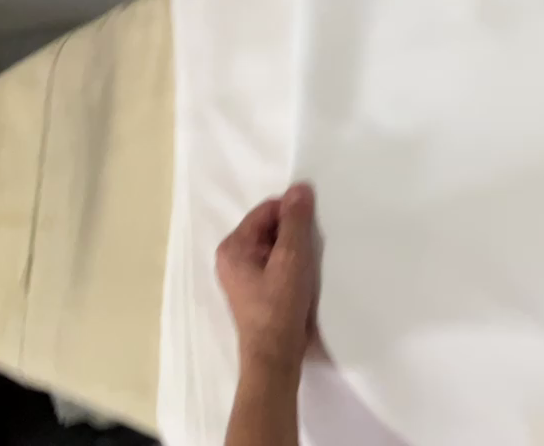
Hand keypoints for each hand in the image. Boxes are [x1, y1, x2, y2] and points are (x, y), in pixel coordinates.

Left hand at [216, 183, 320, 373]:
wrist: (275, 357)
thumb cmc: (280, 306)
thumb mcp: (292, 258)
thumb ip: (296, 220)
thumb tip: (300, 187)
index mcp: (233, 246)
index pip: (269, 208)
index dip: (292, 214)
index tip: (311, 227)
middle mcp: (232, 256)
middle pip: (271, 224)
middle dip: (294, 230)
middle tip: (311, 247)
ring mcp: (242, 273)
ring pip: (276, 242)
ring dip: (295, 247)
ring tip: (308, 262)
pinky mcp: (255, 287)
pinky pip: (276, 259)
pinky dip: (292, 261)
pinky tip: (303, 274)